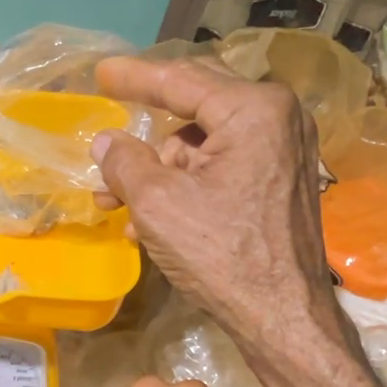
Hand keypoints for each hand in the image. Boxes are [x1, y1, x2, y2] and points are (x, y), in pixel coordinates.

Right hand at [91, 56, 345, 372]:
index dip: (135, 78)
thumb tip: (106, 141)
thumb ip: (125, 162)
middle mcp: (278, 118)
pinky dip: (185, 187)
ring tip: (118, 204)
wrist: (280, 314)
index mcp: (254, 109)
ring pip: (203, 147)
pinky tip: (152, 221)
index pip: (182, 80)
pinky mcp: (280, 183)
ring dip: (158, 173)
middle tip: (108, 143)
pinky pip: (221, 169)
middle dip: (145, 139)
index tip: (102, 72)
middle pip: (194, 111)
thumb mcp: (158, 204)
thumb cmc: (220, 254)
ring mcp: (284, 152)